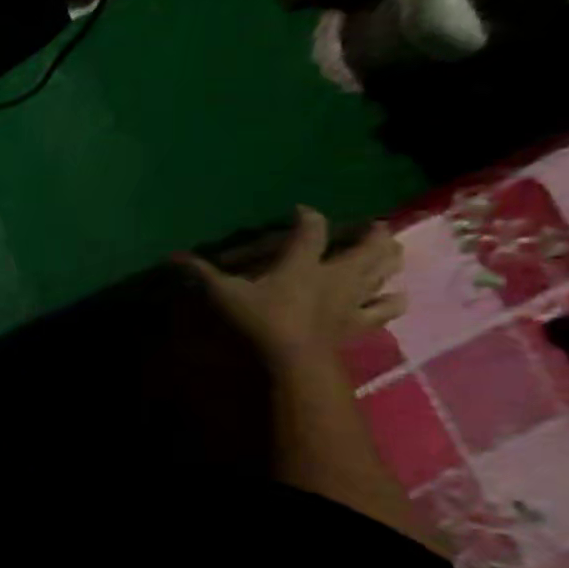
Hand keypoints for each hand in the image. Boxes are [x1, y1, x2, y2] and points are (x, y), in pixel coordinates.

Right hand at [181, 206, 406, 360]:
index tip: (302, 210)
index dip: (309, 217)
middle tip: (374, 225)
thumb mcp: (224, 294)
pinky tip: (396, 295)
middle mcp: (336, 275)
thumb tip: (172, 256)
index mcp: (303, 264)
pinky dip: (394, 299)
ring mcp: (354, 298)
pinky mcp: (361, 321)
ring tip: (391, 248)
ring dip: (389, 258)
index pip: (311, 231)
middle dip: (372, 234)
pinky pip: (387, 308)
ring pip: (384, 271)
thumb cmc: (259, 320)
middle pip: (367, 248)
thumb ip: (203, 273)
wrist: (294, 358)